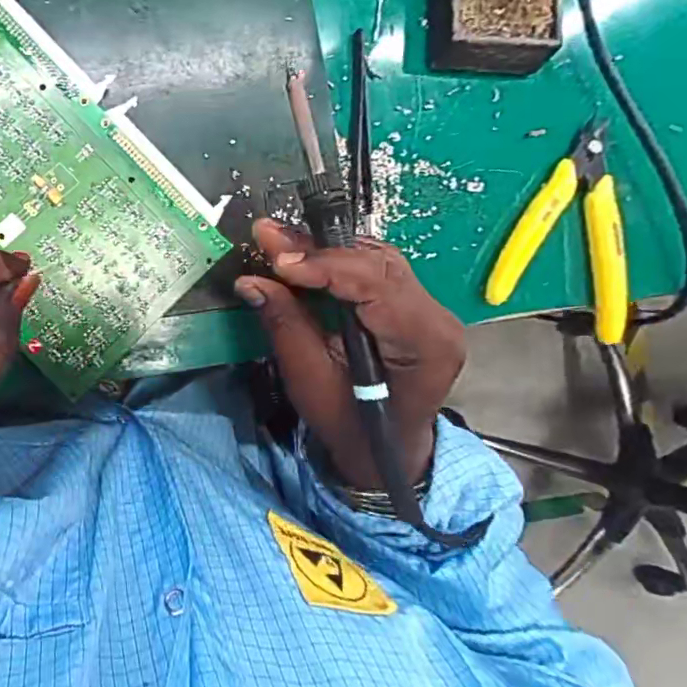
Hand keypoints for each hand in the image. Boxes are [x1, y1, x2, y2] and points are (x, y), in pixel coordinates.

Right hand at [233, 219, 465, 489]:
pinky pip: (375, 271)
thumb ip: (285, 325)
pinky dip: (337, 263)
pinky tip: (304, 257)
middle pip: (378, 264)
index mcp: (424, 342)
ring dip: (325, 251)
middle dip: (319, 250)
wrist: (384, 449)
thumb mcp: (309, 379)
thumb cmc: (348, 423)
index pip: (376, 284)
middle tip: (268, 236)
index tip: (276, 260)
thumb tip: (250, 281)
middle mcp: (436, 317)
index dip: (324, 265)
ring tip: (279, 243)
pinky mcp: (412, 306)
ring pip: (377, 260)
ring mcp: (428, 308)